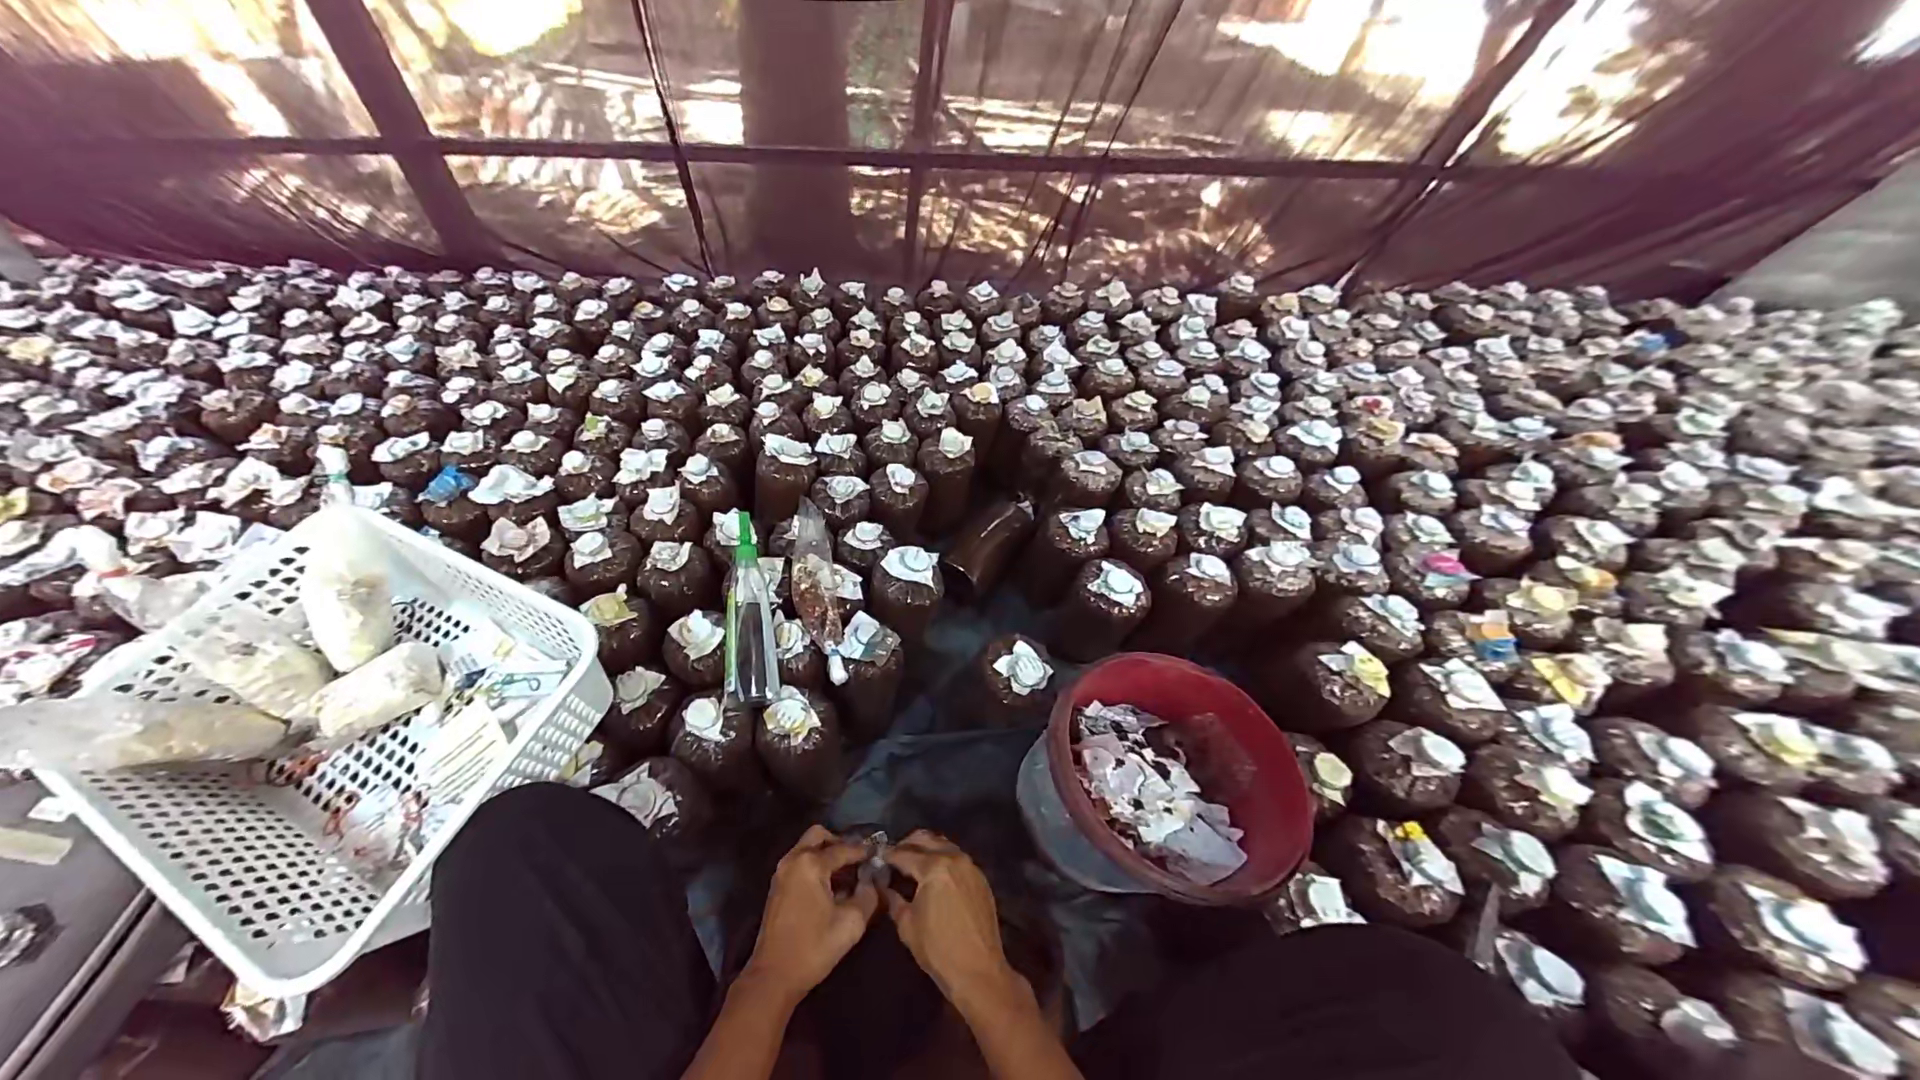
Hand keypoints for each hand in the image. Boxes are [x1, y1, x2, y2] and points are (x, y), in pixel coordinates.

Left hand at [744, 825, 878, 1001]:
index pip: (844, 848)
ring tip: (848, 873)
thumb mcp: (851, 923)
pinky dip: (816, 865)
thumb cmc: (813, 948)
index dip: (864, 851)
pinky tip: (831, 885)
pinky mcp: (777, 887)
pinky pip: (800, 862)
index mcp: (810, 864)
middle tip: (858, 860)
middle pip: (820, 836)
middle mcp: (793, 860)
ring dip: (827, 854)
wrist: (773, 977)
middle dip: (840, 843)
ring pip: (808, 848)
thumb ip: (868, 895)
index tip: (879, 854)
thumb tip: (872, 881)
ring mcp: (781, 873)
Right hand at [882, 831, 1021, 1009]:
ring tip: (912, 862)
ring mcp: (970, 866)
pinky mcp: (980, 877)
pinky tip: (934, 873)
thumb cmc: (937, 949)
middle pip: (926, 839)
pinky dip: (943, 858)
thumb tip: (884, 886)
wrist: (978, 970)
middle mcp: (954, 859)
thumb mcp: (907, 925)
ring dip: (927, 848)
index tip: (878, 858)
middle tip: (894, 856)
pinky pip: (958, 858)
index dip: (888, 855)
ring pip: (944, 845)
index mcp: (934, 868)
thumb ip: (893, 899)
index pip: (904, 853)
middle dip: (907, 843)